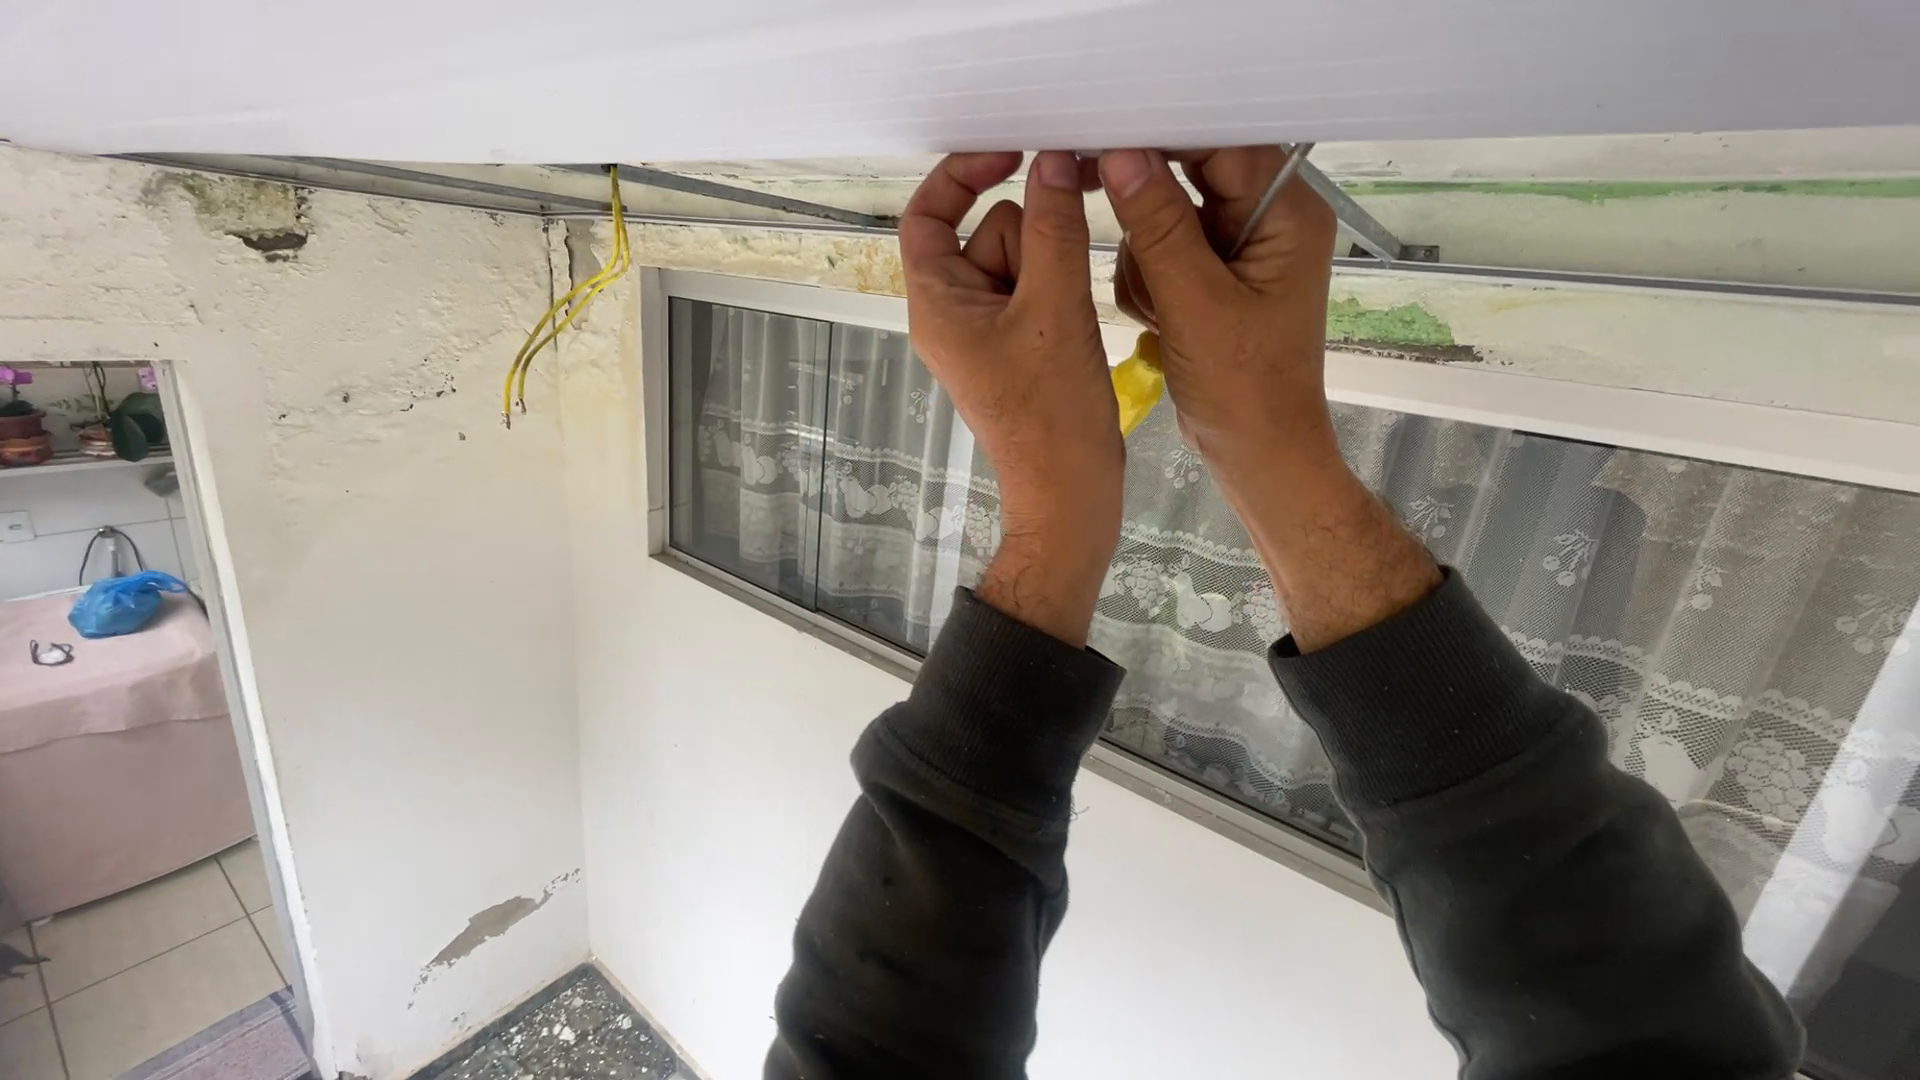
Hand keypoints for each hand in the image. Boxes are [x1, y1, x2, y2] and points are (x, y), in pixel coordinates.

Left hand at [900, 151, 1120, 645]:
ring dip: (1052, 272)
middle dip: (1030, 245)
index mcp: (936, 304)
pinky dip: (1059, 294)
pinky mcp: (1015, 347)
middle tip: (1053, 297)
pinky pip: (1034, 292)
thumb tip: (1053, 160)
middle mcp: (951, 314)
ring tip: (1067, 324)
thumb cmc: (1051, 410)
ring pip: (1021, 261)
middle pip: (986, 234)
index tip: (1009, 151)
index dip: (960, 175)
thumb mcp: (1055, 308)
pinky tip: (1074, 328)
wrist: (1068, 489)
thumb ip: (1056, 226)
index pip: (926, 216)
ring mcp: (984, 333)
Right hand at [1100, 147, 1341, 490]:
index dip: (1160, 139)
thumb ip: (1158, 227)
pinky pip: (1161, 257)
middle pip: (1189, 179)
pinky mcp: (1211, 282)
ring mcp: (1236, 253)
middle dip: (1149, 220)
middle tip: (1120, 243)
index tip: (1101, 145)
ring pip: (1164, 221)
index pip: (1221, 143)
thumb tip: (1121, 154)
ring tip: (1159, 314)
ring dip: (1145, 264)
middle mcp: (1265, 221)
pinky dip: (1147, 286)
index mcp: (1285, 213)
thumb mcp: (1196, 305)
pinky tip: (1157, 323)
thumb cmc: (1242, 387)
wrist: (1256, 451)